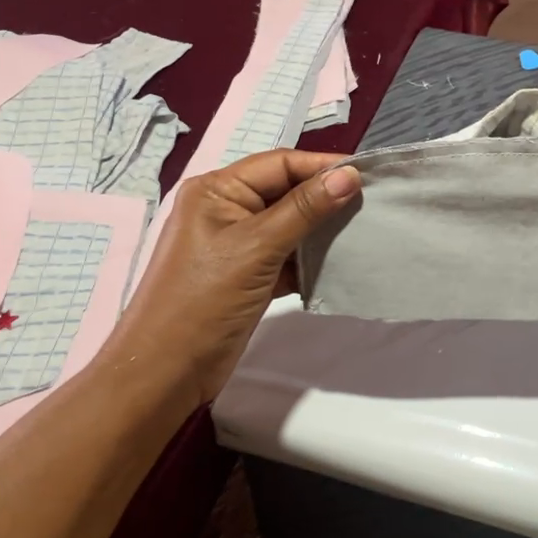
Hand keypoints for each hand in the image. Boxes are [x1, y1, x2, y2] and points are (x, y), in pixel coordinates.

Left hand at [117, 150, 360, 403]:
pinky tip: (340, 260)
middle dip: (325, 195)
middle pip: (285, 190)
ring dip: (321, 227)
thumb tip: (349, 175)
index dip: (322, 166)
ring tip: (363, 228)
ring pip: (289, 222)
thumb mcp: (257, 248)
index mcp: (217, 190)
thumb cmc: (204, 300)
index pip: (279, 163)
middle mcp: (225, 208)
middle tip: (372, 202)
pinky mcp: (247, 274)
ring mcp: (236, 243)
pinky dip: (310, 257)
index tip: (368, 174)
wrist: (165, 374)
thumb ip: (305, 209)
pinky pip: (286, 253)